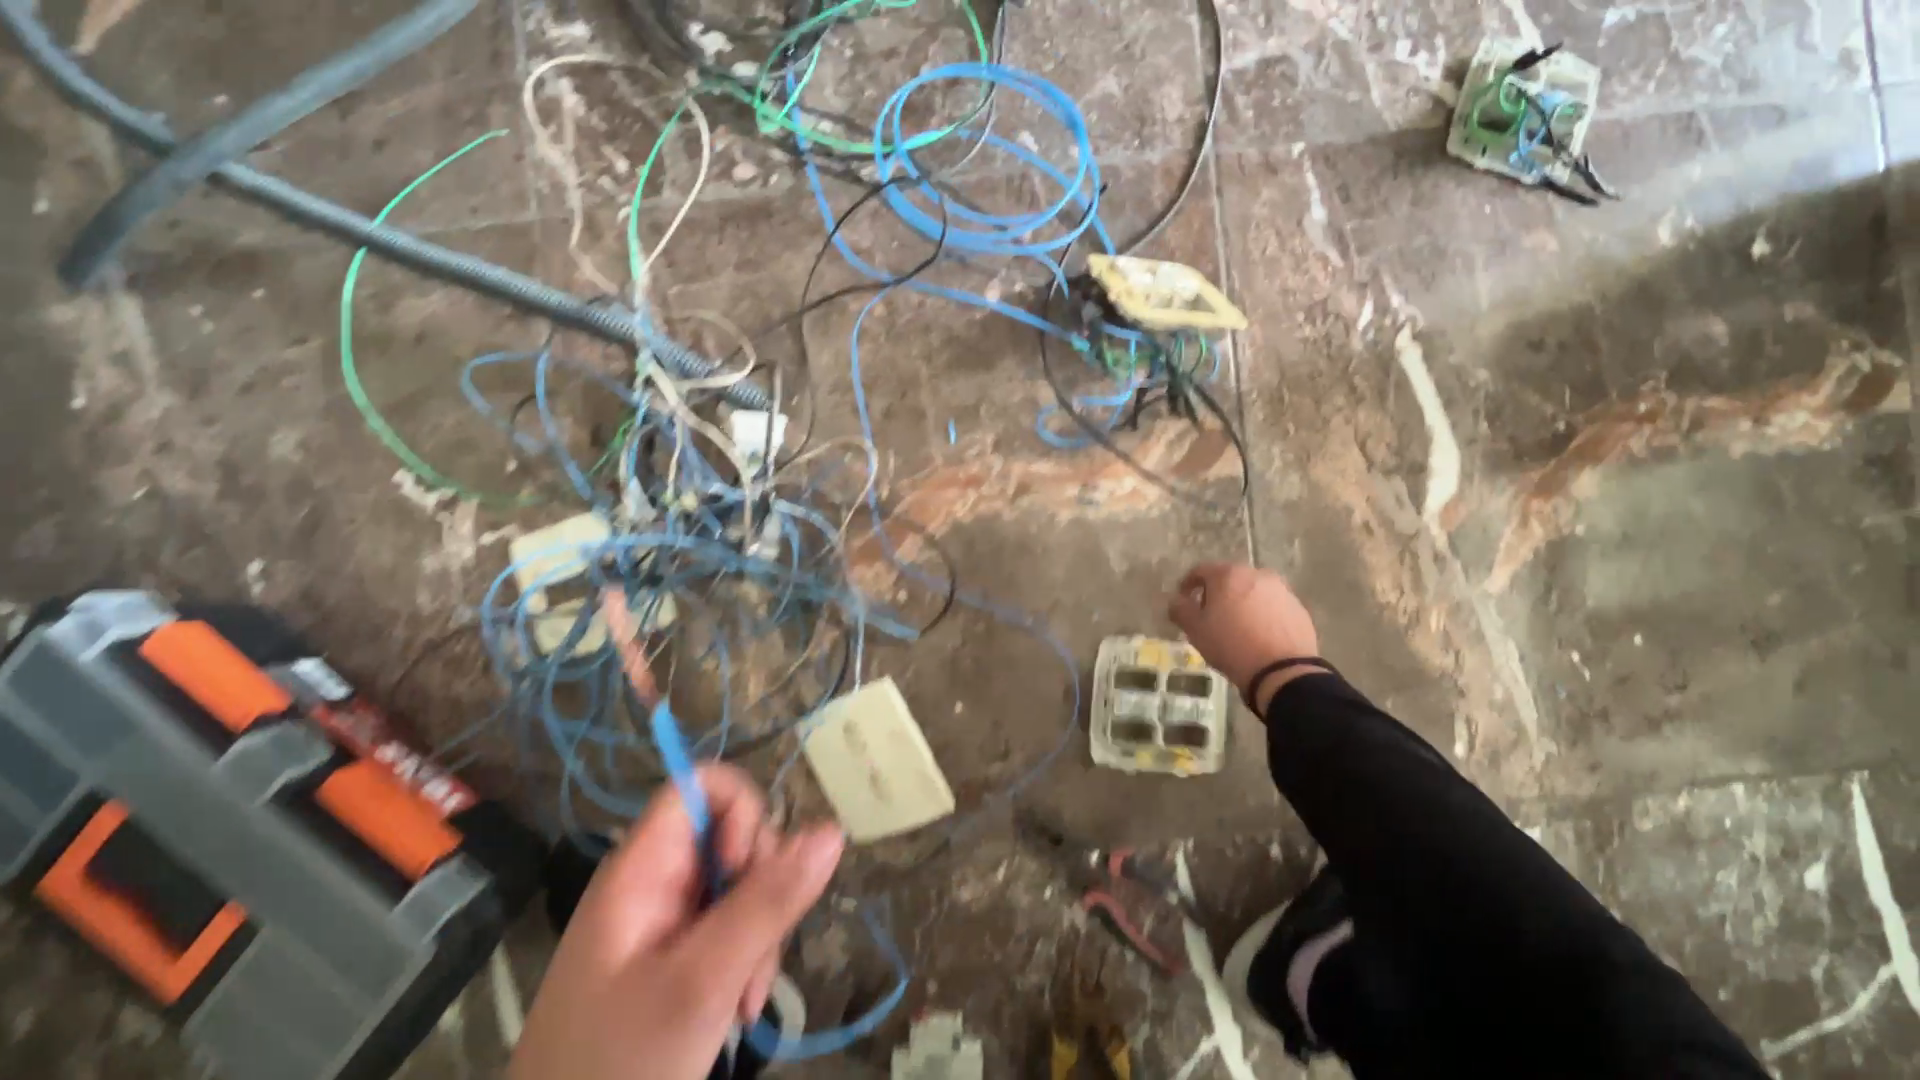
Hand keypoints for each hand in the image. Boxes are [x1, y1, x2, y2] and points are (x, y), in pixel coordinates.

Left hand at [509, 765, 843, 1079]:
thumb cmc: (620, 1065)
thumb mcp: (702, 982)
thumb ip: (767, 902)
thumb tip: (831, 830)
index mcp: (642, 869)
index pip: (701, 786)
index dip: (742, 812)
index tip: (751, 871)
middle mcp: (654, 883)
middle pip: (732, 837)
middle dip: (763, 888)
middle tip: (756, 953)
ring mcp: (664, 923)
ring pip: (740, 887)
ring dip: (761, 935)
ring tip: (745, 999)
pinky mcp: (675, 959)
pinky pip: (731, 930)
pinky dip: (748, 961)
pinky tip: (740, 1009)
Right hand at [1167, 562, 1323, 712]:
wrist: (1282, 670)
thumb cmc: (1231, 645)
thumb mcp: (1195, 630)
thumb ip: (1180, 609)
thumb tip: (1176, 600)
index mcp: (1228, 575)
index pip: (1200, 570)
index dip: (1187, 584)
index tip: (1183, 601)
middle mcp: (1257, 574)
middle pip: (1229, 579)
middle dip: (1217, 594)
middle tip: (1209, 616)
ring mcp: (1281, 590)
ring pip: (1253, 591)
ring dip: (1241, 603)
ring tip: (1236, 627)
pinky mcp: (1298, 608)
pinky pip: (1272, 606)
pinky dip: (1262, 614)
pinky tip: (1258, 636)